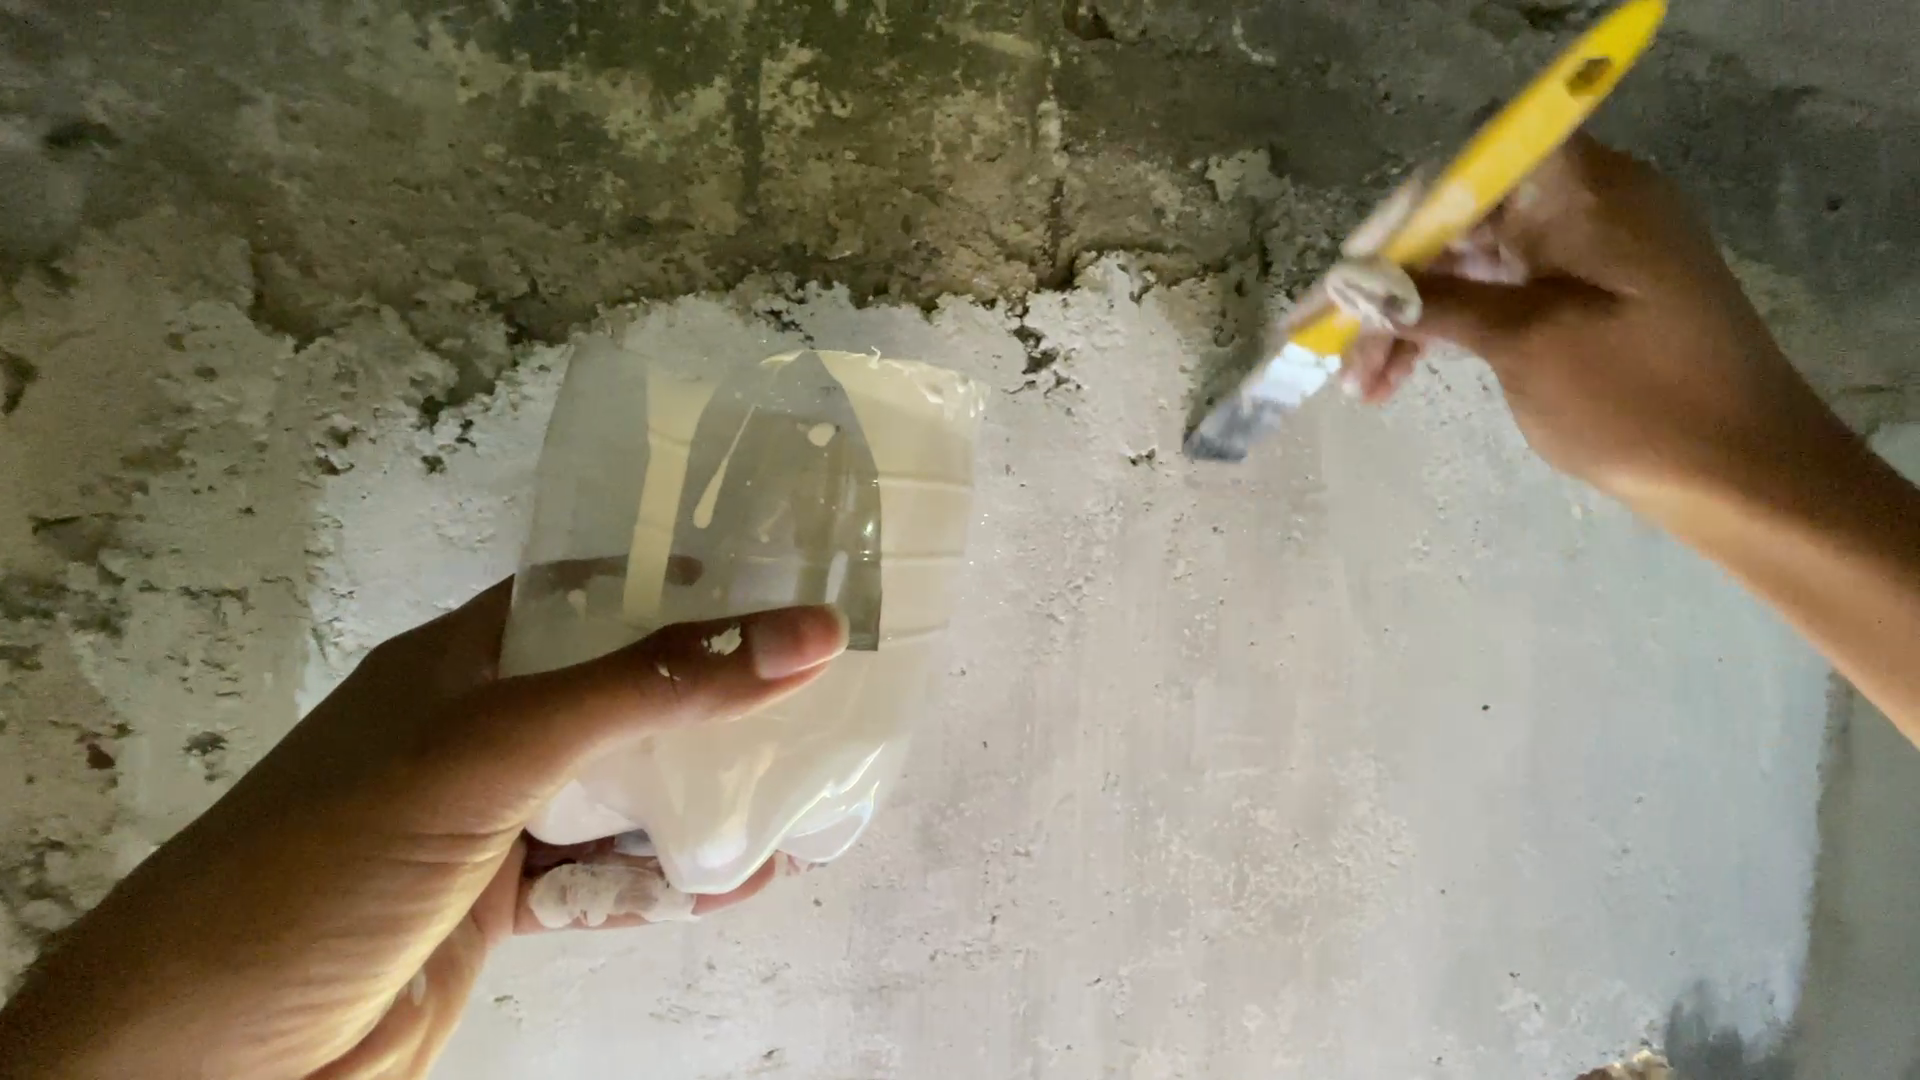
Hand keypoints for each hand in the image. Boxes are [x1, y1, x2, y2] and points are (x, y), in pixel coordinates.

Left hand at [0, 583, 847, 1078]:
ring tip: (803, 784)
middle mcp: (491, 726)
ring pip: (629, 788)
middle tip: (815, 684)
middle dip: (719, 693)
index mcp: (472, 658)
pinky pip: (613, 873)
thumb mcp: (501, 747)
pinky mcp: (509, 897)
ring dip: (709, 793)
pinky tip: (745, 876)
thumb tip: (808, 631)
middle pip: (629, 693)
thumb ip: (656, 687)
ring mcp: (501, 815)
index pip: (600, 591)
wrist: (191, 1079)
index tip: (781, 580)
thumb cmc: (334, 860)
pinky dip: (676, 876)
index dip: (689, 579)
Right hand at [1342, 134, 1854, 507]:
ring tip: (1358, 386)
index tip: (1340, 286)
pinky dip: (1435, 334)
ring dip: (1401, 323)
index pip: (1461, 176)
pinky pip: (1480, 298)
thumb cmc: (1635, 396)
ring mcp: (1570, 253)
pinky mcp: (1564, 297)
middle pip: (1450, 225)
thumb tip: (1349, 284)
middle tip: (1328, 345)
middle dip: (1385, 288)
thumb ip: (1433, 302)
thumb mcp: (1524, 340)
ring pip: (1456, 269)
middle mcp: (1575, 207)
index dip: (1391, 226)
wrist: (1731, 467)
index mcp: (1582, 192)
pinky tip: (1392, 380)